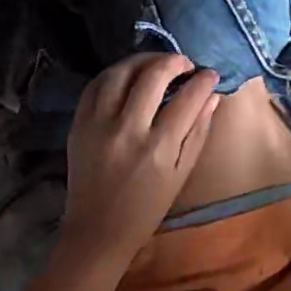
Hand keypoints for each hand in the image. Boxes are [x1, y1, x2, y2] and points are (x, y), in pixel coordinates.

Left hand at [63, 53, 220, 252]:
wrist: (98, 230)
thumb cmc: (147, 208)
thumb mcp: (181, 174)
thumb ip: (198, 132)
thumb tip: (212, 96)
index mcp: (158, 148)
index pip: (187, 98)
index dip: (203, 80)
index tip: (210, 74)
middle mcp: (127, 130)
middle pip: (152, 76)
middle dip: (174, 62)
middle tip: (185, 64)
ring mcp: (98, 124)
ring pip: (120, 73)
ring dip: (143, 60)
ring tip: (157, 63)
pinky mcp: (78, 124)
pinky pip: (95, 85)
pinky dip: (114, 73)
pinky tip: (128, 75)